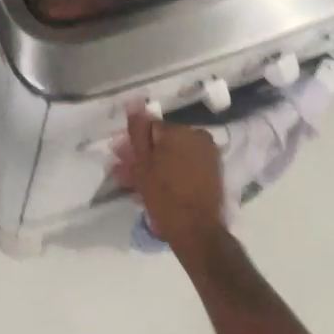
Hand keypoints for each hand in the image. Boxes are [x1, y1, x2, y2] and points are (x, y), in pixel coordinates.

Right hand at [111, 111, 224, 253]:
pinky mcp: (212, 173)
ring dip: (153, 167)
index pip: (149, 128)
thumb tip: (135, 101)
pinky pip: (185, 167)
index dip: (133, 144)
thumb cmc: (165, 196)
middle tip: (124, 173)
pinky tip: (154, 189)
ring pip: (172, 156)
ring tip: (134, 185)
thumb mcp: (143, 163)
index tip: (121, 158)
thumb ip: (138, 131)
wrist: (197, 232)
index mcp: (180, 131)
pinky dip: (170, 174)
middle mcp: (198, 137)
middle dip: (142, 156)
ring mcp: (208, 156)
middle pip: (162, 143)